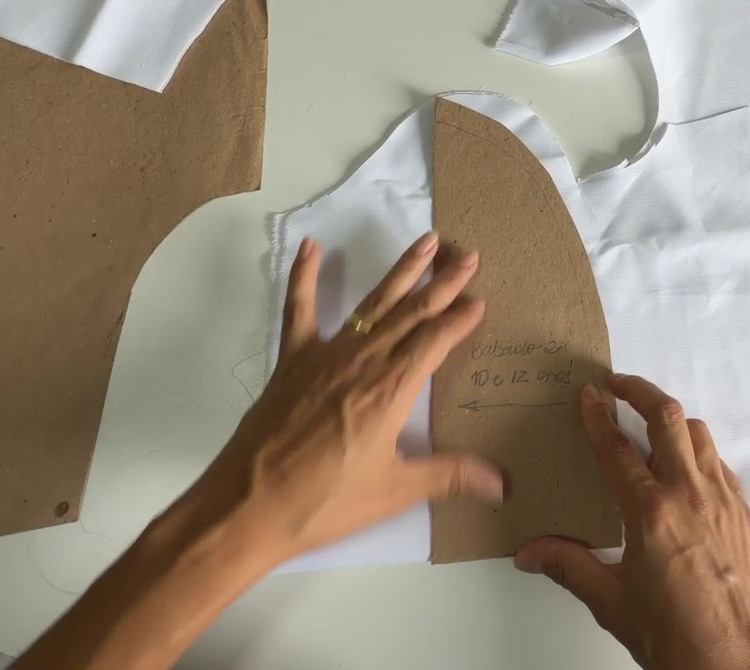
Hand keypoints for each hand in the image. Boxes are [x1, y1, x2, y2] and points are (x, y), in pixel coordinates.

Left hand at [189, 232, 504, 568]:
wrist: (245, 508)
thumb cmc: (325, 502)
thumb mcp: (394, 491)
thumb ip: (450, 476)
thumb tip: (503, 484)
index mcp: (392, 388)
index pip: (436, 339)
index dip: (461, 318)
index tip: (480, 300)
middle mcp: (364, 360)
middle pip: (413, 312)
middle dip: (443, 283)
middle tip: (467, 256)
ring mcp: (327, 354)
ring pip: (374, 302)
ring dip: (402, 270)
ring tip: (425, 241)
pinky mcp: (293, 359)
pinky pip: (300, 309)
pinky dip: (303, 276)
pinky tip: (310, 246)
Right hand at [515, 375, 749, 669]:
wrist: (731, 666)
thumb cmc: (670, 636)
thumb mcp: (610, 601)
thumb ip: (568, 565)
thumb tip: (528, 553)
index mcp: (650, 511)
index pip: (617, 447)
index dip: (598, 415)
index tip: (588, 393)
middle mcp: (689, 493)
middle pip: (666, 417)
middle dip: (640, 390)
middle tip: (619, 384)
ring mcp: (722, 498)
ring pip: (698, 433)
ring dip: (672, 419)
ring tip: (651, 423)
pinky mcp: (743, 511)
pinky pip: (719, 463)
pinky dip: (699, 452)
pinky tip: (686, 469)